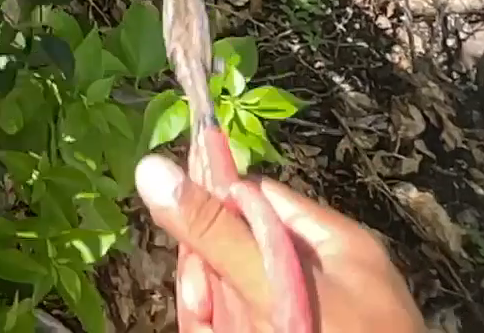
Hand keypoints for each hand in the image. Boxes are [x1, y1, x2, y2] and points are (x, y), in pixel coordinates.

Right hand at [135, 155, 425, 332]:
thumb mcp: (278, 292)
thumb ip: (216, 233)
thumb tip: (150, 166)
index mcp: (333, 244)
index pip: (251, 197)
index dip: (211, 213)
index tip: (189, 251)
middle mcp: (323, 275)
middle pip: (235, 248)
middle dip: (208, 281)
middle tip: (202, 311)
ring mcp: (311, 316)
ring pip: (233, 294)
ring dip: (210, 315)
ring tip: (209, 331)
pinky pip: (242, 323)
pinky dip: (218, 330)